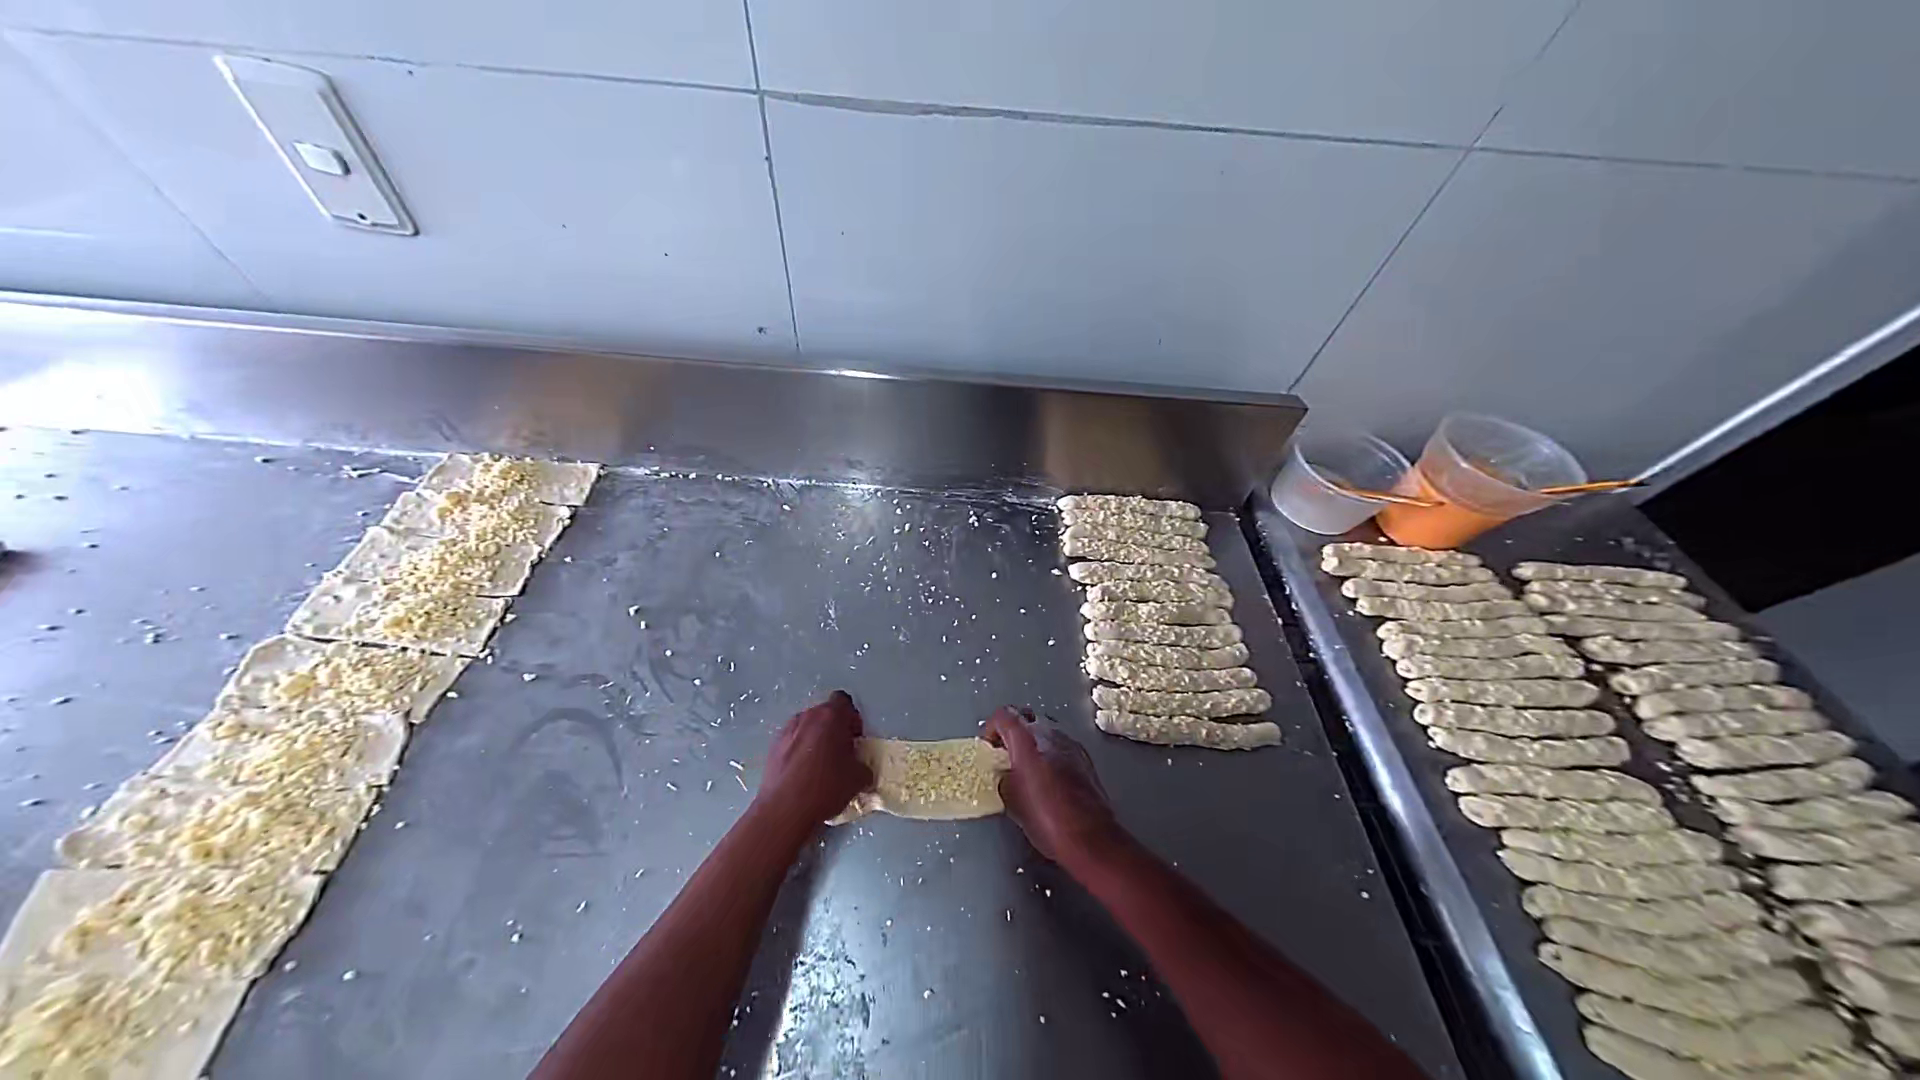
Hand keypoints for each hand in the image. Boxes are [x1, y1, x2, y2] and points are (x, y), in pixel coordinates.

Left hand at [757, 690, 872, 825]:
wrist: (784, 809)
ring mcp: (787, 730)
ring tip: (819, 765)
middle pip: (825, 714)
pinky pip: (793, 741)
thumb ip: (863, 766)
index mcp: (831, 716)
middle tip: (840, 753)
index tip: (854, 739)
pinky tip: (802, 774)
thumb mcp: (858, 779)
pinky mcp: (773, 746)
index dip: (852, 719)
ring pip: (807, 727)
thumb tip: (860, 768)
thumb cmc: (826, 788)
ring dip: (816, 739)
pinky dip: (799, 751)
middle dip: (834, 729)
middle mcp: (808, 716)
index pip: (844, 702)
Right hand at [983, 707, 1120, 866]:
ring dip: (1032, 743)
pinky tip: (1047, 777)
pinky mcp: (1085, 758)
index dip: (991, 728)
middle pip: (1025, 717)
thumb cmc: (1047, 819)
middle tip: (1004, 754)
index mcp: (1026, 740)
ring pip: (1045, 730)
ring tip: (1025, 768)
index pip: (1003, 715)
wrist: (1090, 838)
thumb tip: (1005, 773)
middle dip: (1012, 733)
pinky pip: (1061, 745)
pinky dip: (1049, 753)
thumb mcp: (1011, 799)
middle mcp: (1050, 734)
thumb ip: (1003, 776)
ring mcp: (1070, 744)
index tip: (988, 746)